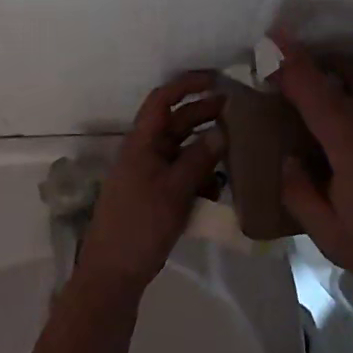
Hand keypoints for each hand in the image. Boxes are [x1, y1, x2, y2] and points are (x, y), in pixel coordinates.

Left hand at [75, 71, 224, 296]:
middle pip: (176, 123)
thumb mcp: (173, 190)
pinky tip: (220, 185)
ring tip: (237, 148)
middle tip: (238, 112)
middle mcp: (145, 152)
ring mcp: (151, 174)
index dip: (186, 84)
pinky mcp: (157, 195)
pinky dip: (201, 174)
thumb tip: (222, 131)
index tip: (216, 79)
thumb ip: (199, 159)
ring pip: (183, 149)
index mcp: (142, 143)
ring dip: (206, 147)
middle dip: (205, 114)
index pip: (162, 100)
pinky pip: (182, 174)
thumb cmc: (139, 226)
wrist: (113, 273)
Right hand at [270, 31, 352, 295]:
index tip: (270, 38)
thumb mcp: (330, 234)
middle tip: (281, 60)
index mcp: (350, 142)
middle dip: (309, 62)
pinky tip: (337, 120)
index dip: (290, 62)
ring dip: (331, 75)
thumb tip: (288, 161)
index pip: (314, 90)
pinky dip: (348, 92)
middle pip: (340, 74)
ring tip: (306, 86)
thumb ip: (300, 195)